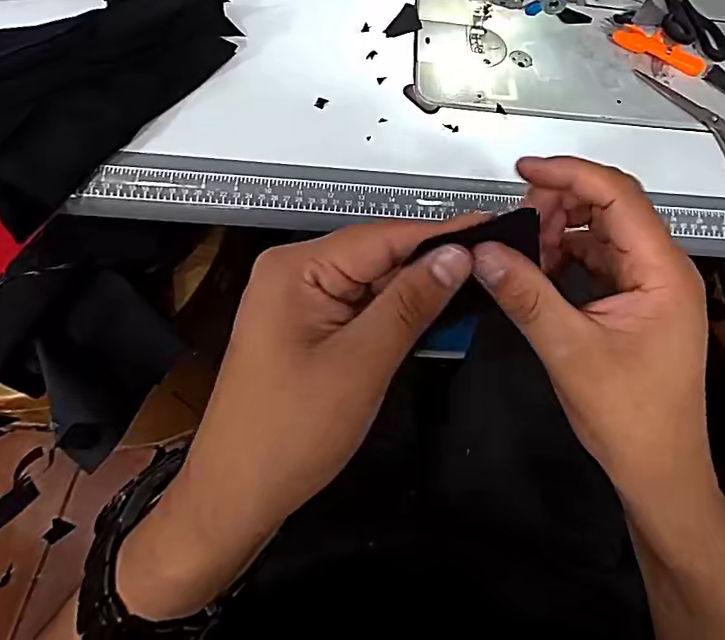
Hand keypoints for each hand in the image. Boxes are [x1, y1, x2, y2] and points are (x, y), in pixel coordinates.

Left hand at [114, 216, 479, 618]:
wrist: (232, 500)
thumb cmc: (288, 434)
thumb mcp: (361, 364)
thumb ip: (411, 302)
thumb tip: (457, 255)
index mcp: (297, 267)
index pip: (383, 235)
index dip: (441, 232)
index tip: (492, 225)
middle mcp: (295, 270)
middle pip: (378, 253)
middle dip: (432, 258)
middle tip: (492, 255)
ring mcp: (299, 297)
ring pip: (373, 278)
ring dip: (416, 284)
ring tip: (475, 277)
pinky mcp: (307, 323)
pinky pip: (361, 303)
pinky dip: (395, 307)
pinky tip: (432, 306)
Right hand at [476, 156, 712, 500]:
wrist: (660, 473)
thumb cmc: (634, 421)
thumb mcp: (570, 351)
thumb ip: (526, 295)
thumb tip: (487, 253)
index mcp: (663, 272)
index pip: (618, 195)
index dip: (569, 174)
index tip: (526, 170)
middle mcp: (663, 268)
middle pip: (611, 205)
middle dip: (560, 202)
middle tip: (518, 217)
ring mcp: (650, 282)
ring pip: (602, 228)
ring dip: (560, 228)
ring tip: (525, 246)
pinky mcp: (635, 297)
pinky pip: (598, 255)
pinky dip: (566, 253)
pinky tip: (540, 268)